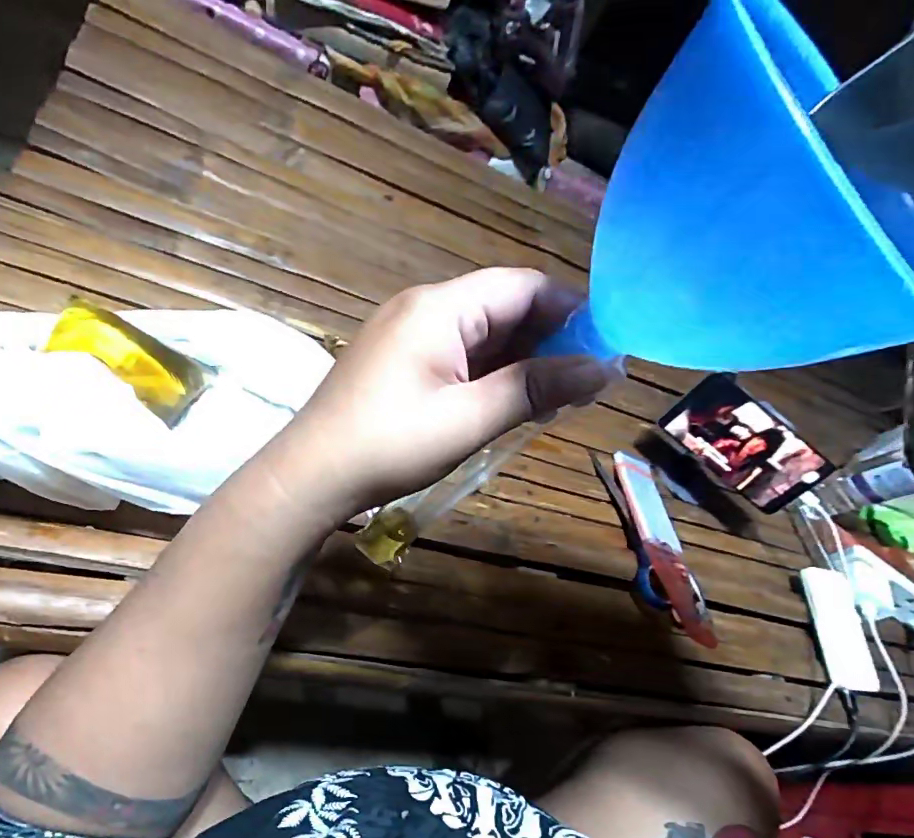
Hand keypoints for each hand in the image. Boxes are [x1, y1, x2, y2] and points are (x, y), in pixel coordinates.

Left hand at [263, 268, 612, 518]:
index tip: (604, 352)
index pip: (524, 286)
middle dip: (546, 341)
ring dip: (516, 361)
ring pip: (478, 334)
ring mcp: (403, 334)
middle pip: (501, 307)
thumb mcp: (469, 419)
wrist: (309, 475)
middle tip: (580, 386)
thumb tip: (604, 368)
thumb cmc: (388, 445)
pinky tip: (503, 403)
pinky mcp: (393, 360)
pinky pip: (452, 353)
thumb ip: (536, 388)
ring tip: (549, 402)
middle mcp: (421, 308)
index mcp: (439, 307)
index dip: (571, 313)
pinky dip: (484, 373)